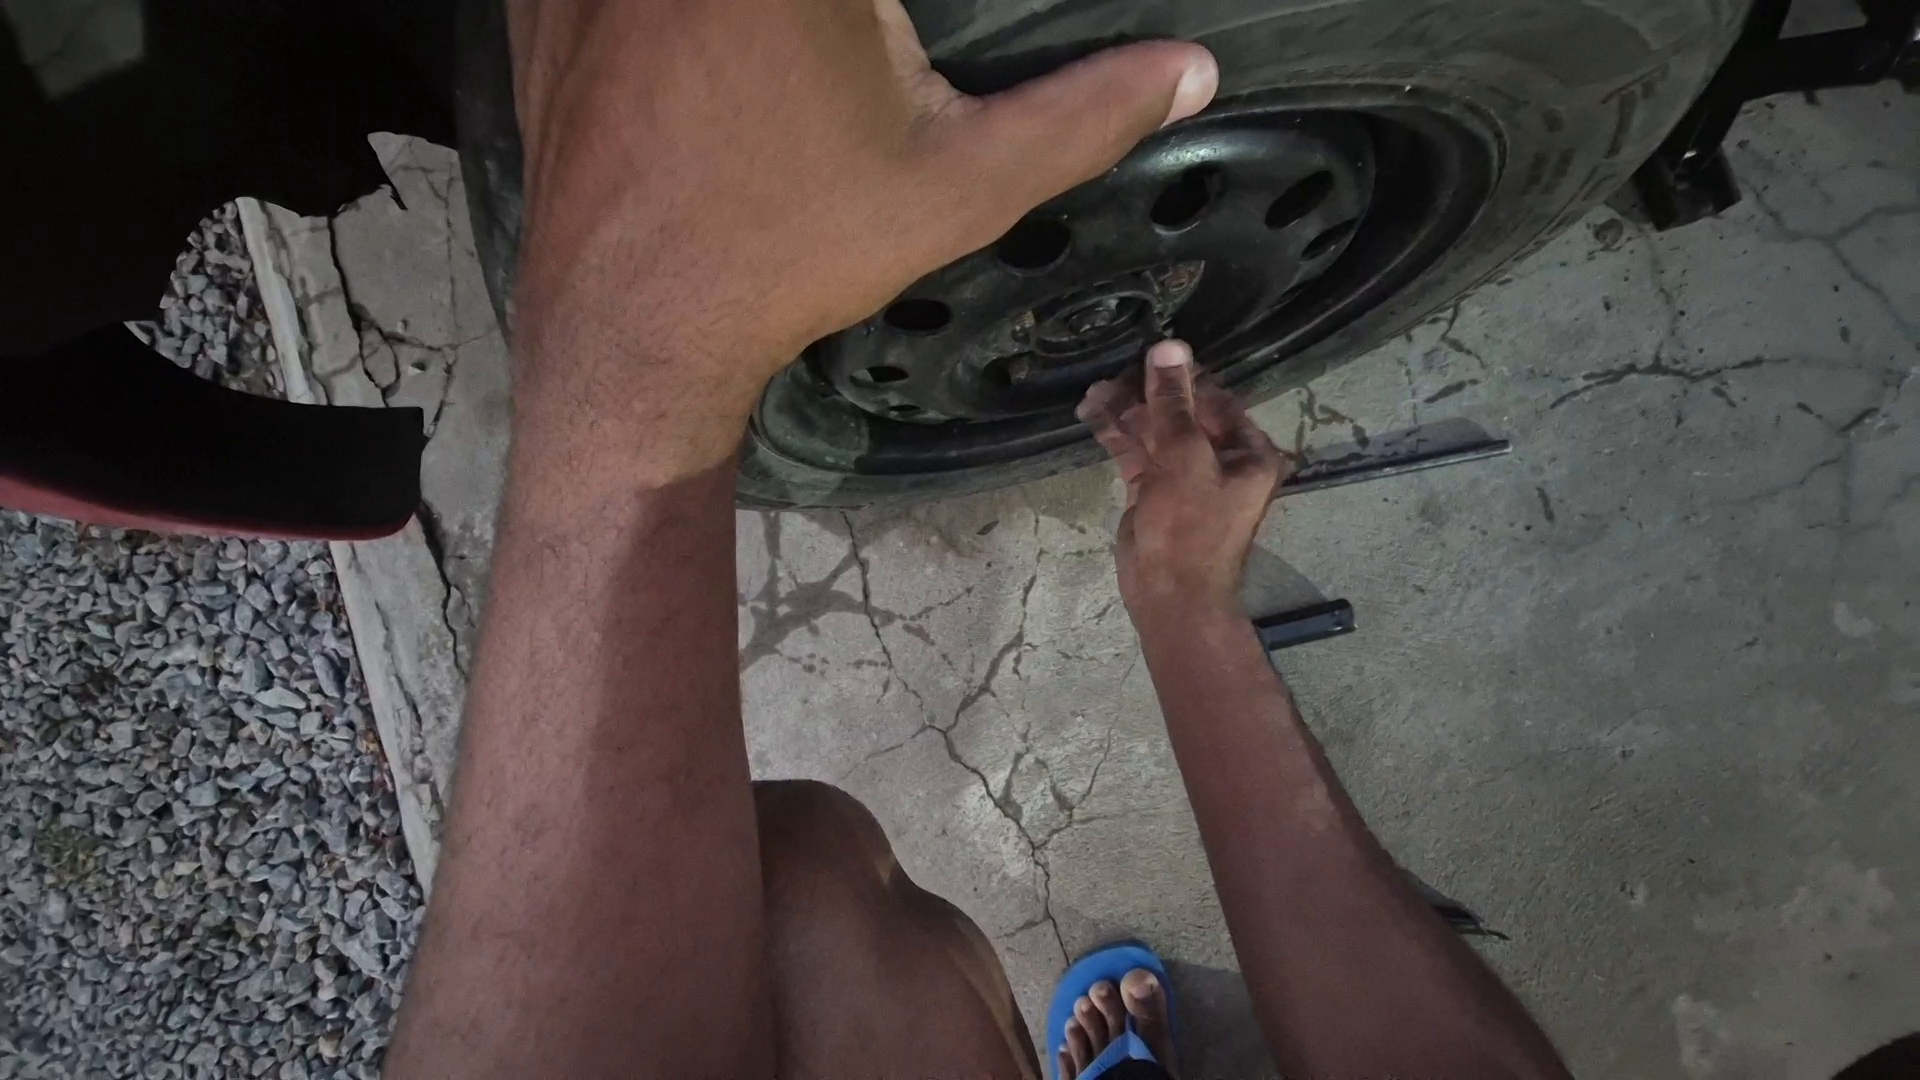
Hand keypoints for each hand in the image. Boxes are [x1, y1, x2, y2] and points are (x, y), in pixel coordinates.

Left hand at [506, 0, 1216, 475]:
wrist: (644, 327)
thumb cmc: (800, 254)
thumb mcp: (957, 187)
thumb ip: (1077, 117)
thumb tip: (1192, 70)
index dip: (883, 24)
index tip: (896, 62)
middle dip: (848, 31)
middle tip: (850, 79)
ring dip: (766, 32)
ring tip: (785, 104)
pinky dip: (666, 20)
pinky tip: (705, 73)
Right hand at [1078, 340, 1291, 620]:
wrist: (1170, 594)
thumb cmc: (1190, 527)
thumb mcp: (1184, 458)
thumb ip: (1172, 404)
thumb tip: (1168, 347)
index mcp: (1246, 452)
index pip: (1213, 399)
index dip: (1180, 376)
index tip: (1146, 352)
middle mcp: (1219, 460)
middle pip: (1180, 412)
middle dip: (1145, 392)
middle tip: (1111, 372)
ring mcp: (1184, 476)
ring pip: (1153, 432)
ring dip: (1125, 411)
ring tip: (1093, 390)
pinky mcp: (1153, 491)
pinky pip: (1135, 453)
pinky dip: (1116, 435)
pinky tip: (1092, 413)